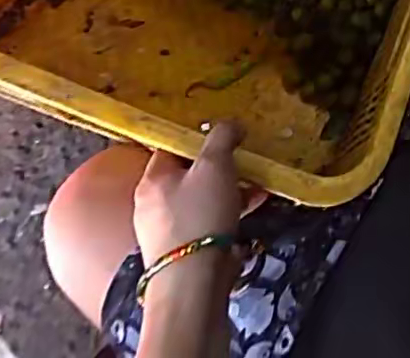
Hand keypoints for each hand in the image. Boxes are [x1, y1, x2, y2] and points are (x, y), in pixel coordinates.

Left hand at [133, 123, 263, 286]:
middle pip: (190, 172)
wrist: (193, 284)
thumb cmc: (199, 214)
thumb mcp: (214, 164)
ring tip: (257, 182)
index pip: (172, 145)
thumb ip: (222, 136)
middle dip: (221, 164)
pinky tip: (254, 204)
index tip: (224, 133)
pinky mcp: (185, 251)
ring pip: (202, 197)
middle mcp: (153, 204)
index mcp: (153, 179)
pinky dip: (229, 209)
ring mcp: (167, 230)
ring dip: (231, 187)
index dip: (198, 135)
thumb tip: (231, 124)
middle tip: (243, 158)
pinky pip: (209, 219)